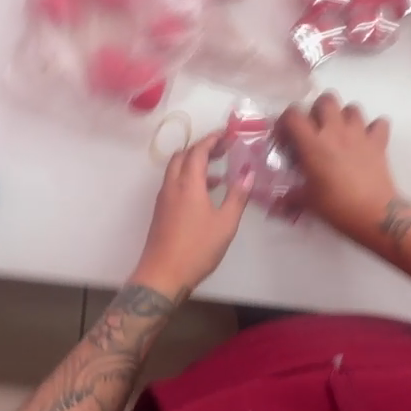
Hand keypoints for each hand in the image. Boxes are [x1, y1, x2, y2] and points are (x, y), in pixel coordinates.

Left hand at [132, 133, 249, 294]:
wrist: (162, 275)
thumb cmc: (197, 249)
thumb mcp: (225, 223)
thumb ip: (237, 196)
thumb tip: (249, 174)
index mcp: (188, 184)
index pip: (198, 151)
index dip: (212, 139)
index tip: (226, 135)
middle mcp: (172, 186)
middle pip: (183, 156)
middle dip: (201, 148)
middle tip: (222, 150)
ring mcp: (164, 199)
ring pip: (176, 170)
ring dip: (194, 164)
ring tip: (217, 172)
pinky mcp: (161, 211)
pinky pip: (174, 184)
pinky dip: (188, 179)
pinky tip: (204, 195)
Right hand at [279, 92, 397, 235]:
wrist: (374, 214)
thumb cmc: (336, 206)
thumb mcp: (307, 201)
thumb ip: (290, 195)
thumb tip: (277, 202)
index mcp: (313, 143)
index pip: (293, 114)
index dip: (286, 121)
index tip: (287, 138)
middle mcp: (335, 131)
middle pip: (326, 100)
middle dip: (318, 109)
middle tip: (315, 129)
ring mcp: (359, 134)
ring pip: (352, 107)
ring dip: (345, 116)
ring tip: (341, 133)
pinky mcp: (379, 142)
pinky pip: (379, 123)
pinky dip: (374, 128)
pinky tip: (367, 140)